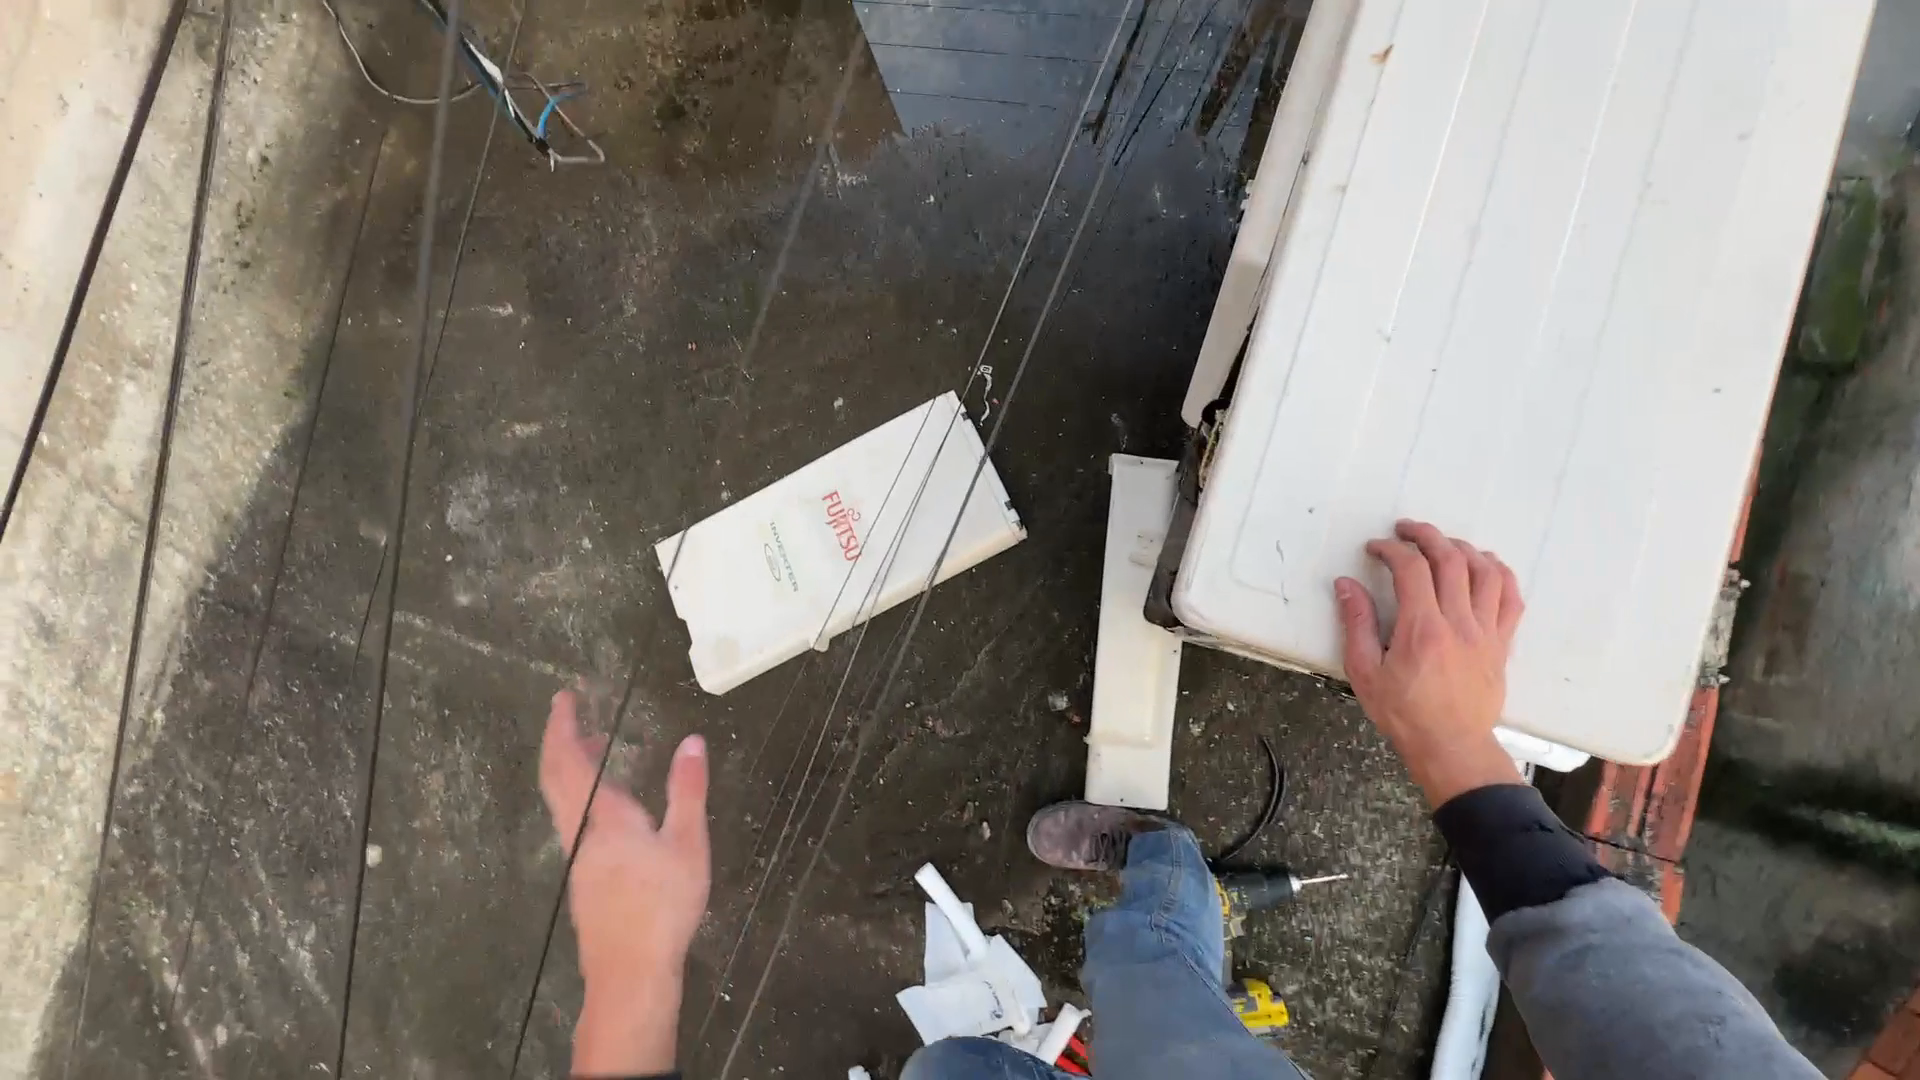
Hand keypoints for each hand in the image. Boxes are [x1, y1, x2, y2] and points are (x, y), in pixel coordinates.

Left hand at [540, 689, 710, 1076]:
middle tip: (573, 712)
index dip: (562, 728)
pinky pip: (575, 821)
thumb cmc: (662, 904)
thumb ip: (688, 790)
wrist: (630, 973)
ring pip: (563, 802)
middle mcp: (581, 835)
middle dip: (560, 741)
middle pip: (556, 780)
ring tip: (596, 747)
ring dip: (572, 767)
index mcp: (603, 819)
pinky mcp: (585, 880)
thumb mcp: (688, 842)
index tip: (564, 698)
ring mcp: (578, 860)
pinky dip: (583, 793)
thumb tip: (692, 740)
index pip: (569, 763)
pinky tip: (611, 805)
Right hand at [1334, 520, 1526, 806]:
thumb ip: (1356, 624)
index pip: (1411, 569)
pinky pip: (1510, 597)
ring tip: (1441, 543)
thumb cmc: (1402, 712)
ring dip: (1462, 548)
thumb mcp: (1364, 671)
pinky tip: (1483, 564)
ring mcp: (1486, 632)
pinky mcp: (1501, 643)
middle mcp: (1459, 623)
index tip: (1375, 549)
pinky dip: (1498, 572)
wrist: (1451, 746)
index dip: (1391, 550)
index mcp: (1422, 629)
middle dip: (1426, 535)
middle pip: (1451, 560)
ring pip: (1485, 572)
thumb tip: (1345, 585)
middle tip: (1405, 529)